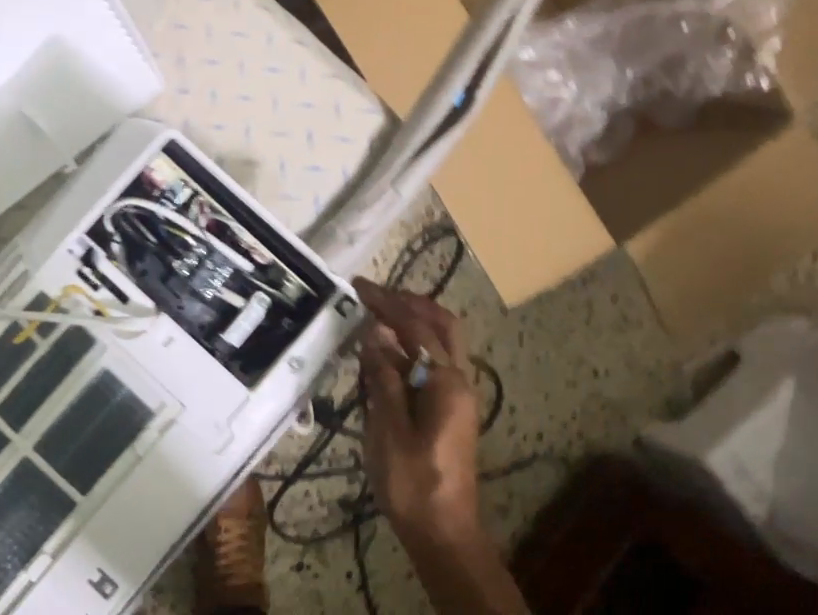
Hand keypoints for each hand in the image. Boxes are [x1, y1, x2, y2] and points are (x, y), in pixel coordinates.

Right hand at [350, 280, 483, 549]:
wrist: (443, 531)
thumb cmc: (412, 482)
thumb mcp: (388, 429)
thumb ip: (382, 377)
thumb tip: (373, 334)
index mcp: (446, 384)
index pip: (416, 328)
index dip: (387, 302)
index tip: (358, 286)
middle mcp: (459, 382)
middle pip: (443, 325)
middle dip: (409, 302)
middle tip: (374, 294)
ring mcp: (458, 396)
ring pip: (442, 342)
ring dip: (412, 321)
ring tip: (374, 314)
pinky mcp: (449, 409)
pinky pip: (433, 362)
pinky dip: (411, 345)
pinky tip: (383, 350)